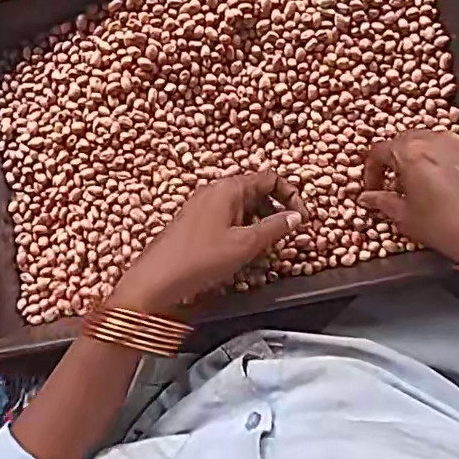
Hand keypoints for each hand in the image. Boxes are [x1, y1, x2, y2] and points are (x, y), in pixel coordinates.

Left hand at [109, 172, 306, 314]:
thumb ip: (274, 228)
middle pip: (256, 191)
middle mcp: (213, 191)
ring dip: (259, 223)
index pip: (269, 178)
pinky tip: (241, 252)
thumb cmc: (200, 259)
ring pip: (241, 207)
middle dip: (275, 211)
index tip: (302, 219)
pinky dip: (240, 230)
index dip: (291, 196)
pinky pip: (226, 219)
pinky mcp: (193, 223)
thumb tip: (296, 216)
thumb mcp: (245, 244)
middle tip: (286, 236)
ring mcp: (201, 206)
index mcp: (227, 188)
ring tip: (265, 247)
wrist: (156, 280)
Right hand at [359, 131, 458, 269]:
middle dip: (401, 161)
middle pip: (410, 141)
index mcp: (412, 153)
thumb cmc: (455, 231)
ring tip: (433, 189)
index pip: (381, 151)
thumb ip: (384, 202)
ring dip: (430, 161)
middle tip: (400, 186)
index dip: (373, 170)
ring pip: (440, 144)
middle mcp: (441, 140)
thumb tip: (371, 197)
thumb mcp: (407, 220)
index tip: (375, 186)